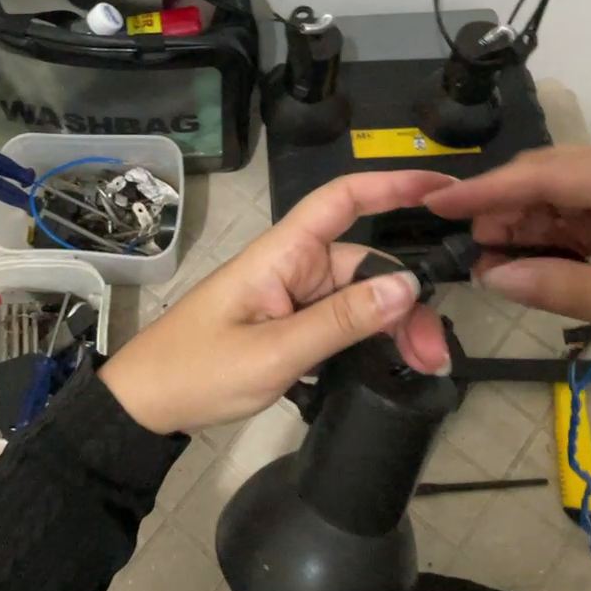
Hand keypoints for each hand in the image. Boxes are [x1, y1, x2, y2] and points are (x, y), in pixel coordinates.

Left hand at [100, 171, 455, 434]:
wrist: (146, 405)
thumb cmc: (197, 370)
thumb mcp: (273, 352)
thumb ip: (340, 320)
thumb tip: (408, 285)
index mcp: (281, 254)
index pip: (342, 200)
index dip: (392, 185)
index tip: (444, 189)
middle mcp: (292, 266)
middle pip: (364, 264)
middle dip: (405, 301)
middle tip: (433, 353)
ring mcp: (291, 297)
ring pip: (359, 298)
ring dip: (391, 327)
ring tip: (421, 365)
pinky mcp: (289, 325)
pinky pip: (340, 321)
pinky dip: (368, 340)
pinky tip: (389, 366)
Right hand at [422, 144, 590, 370]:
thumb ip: (577, 292)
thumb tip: (494, 277)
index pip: (553, 174)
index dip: (490, 189)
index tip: (439, 205)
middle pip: (557, 176)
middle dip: (504, 205)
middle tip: (459, 243)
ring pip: (571, 195)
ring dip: (528, 223)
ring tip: (488, 258)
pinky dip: (559, 237)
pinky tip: (533, 261)